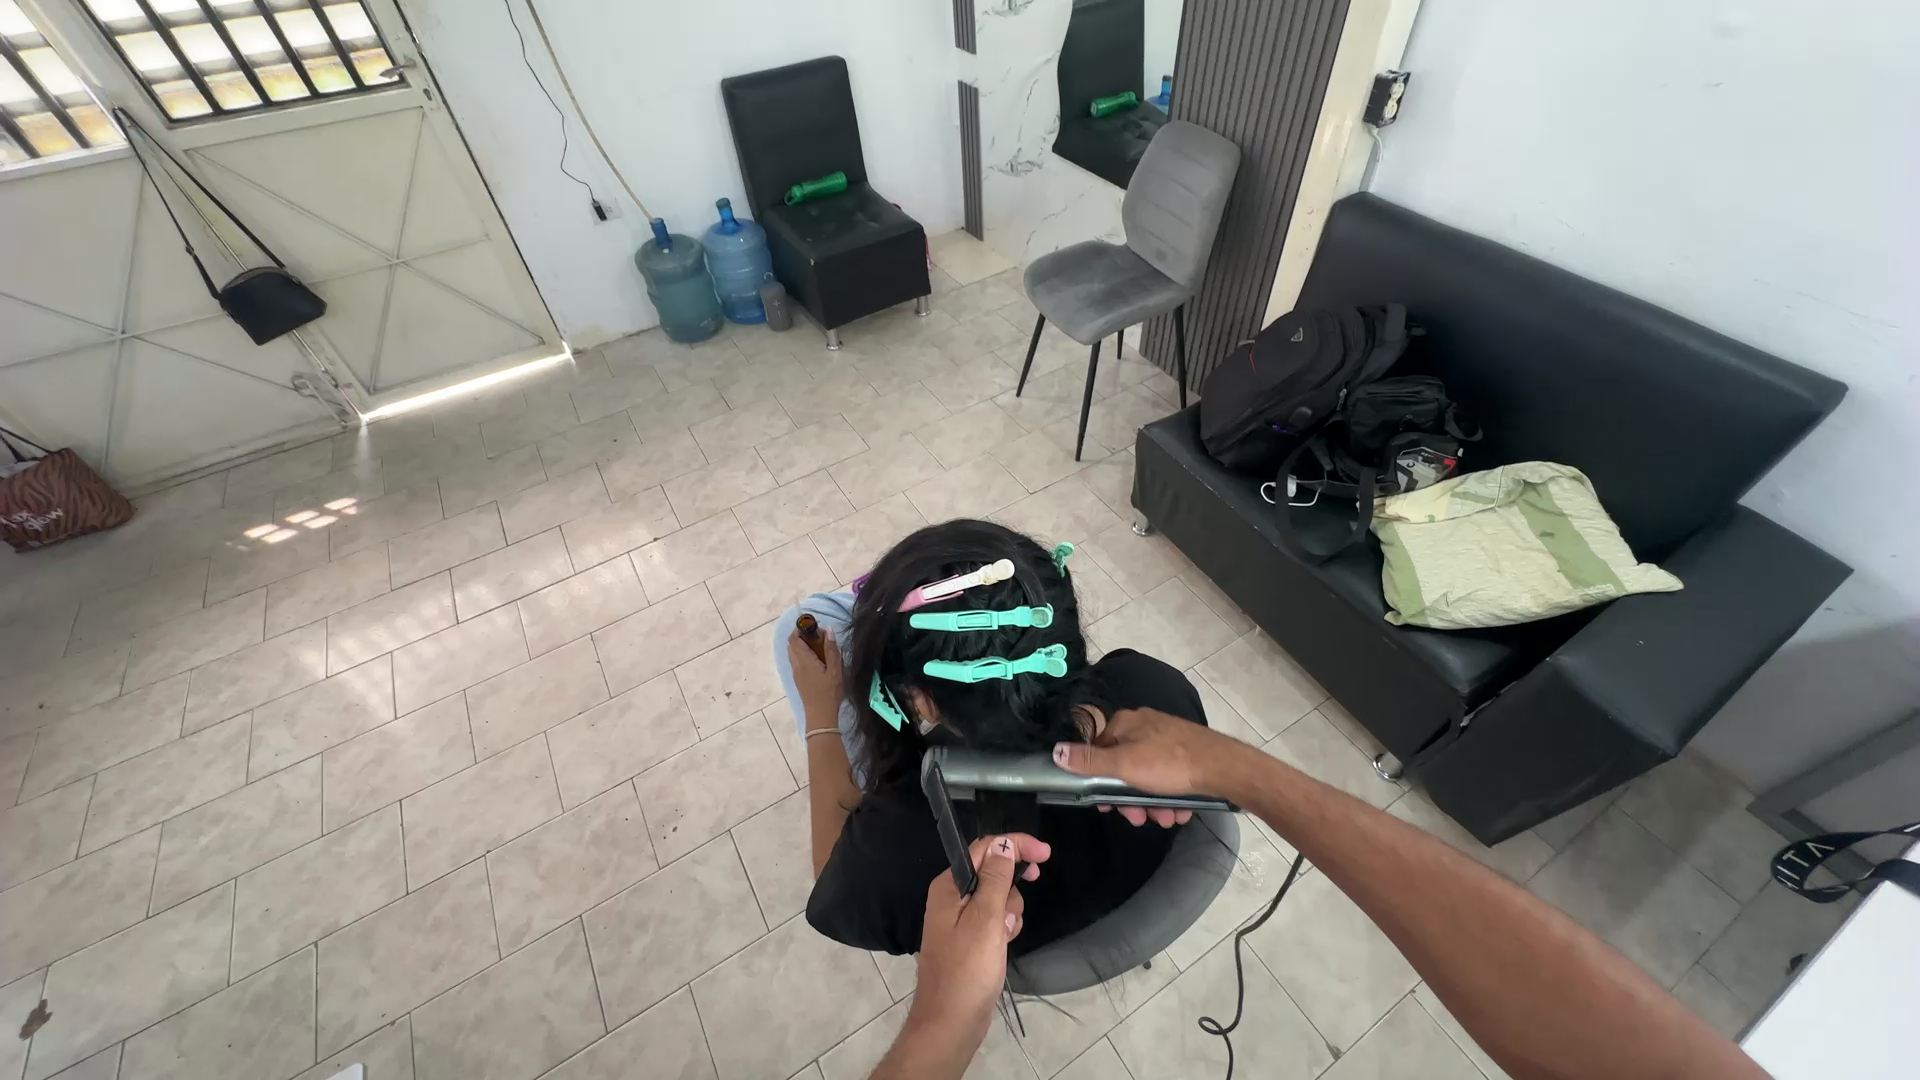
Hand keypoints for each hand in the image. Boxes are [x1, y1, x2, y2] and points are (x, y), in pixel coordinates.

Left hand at [786, 623, 843, 725]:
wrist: (821, 715)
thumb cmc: (830, 692)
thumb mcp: (835, 670)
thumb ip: (831, 649)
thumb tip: (828, 630)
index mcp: (804, 660)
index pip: (794, 638)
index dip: (801, 628)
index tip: (815, 626)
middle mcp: (796, 665)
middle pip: (792, 644)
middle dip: (803, 636)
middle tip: (820, 636)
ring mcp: (796, 673)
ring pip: (794, 653)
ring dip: (804, 645)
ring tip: (821, 647)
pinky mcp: (798, 679)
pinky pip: (797, 661)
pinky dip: (804, 654)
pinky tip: (819, 660)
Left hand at [896, 834, 1051, 1073]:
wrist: (950, 1025)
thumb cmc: (967, 970)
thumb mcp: (985, 919)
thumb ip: (995, 879)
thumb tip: (1004, 843)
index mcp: (949, 885)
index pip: (985, 848)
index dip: (1015, 845)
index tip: (1046, 853)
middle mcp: (951, 896)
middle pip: (991, 869)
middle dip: (1013, 880)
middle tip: (1035, 882)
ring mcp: (960, 918)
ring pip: (997, 895)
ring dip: (1010, 907)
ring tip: (1007, 931)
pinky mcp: (970, 938)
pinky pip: (994, 918)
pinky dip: (1005, 925)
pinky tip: (1006, 941)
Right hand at [1054, 707, 1238, 825]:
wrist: (1224, 768)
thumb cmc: (1169, 764)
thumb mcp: (1124, 766)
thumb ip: (1089, 762)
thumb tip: (1055, 752)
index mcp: (1125, 723)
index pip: (1099, 751)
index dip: (1099, 781)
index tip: (1107, 806)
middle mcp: (1144, 725)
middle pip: (1124, 767)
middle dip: (1131, 798)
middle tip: (1141, 818)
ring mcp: (1167, 737)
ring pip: (1148, 776)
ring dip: (1153, 802)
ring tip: (1166, 818)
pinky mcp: (1186, 751)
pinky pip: (1169, 776)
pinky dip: (1170, 796)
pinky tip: (1179, 811)